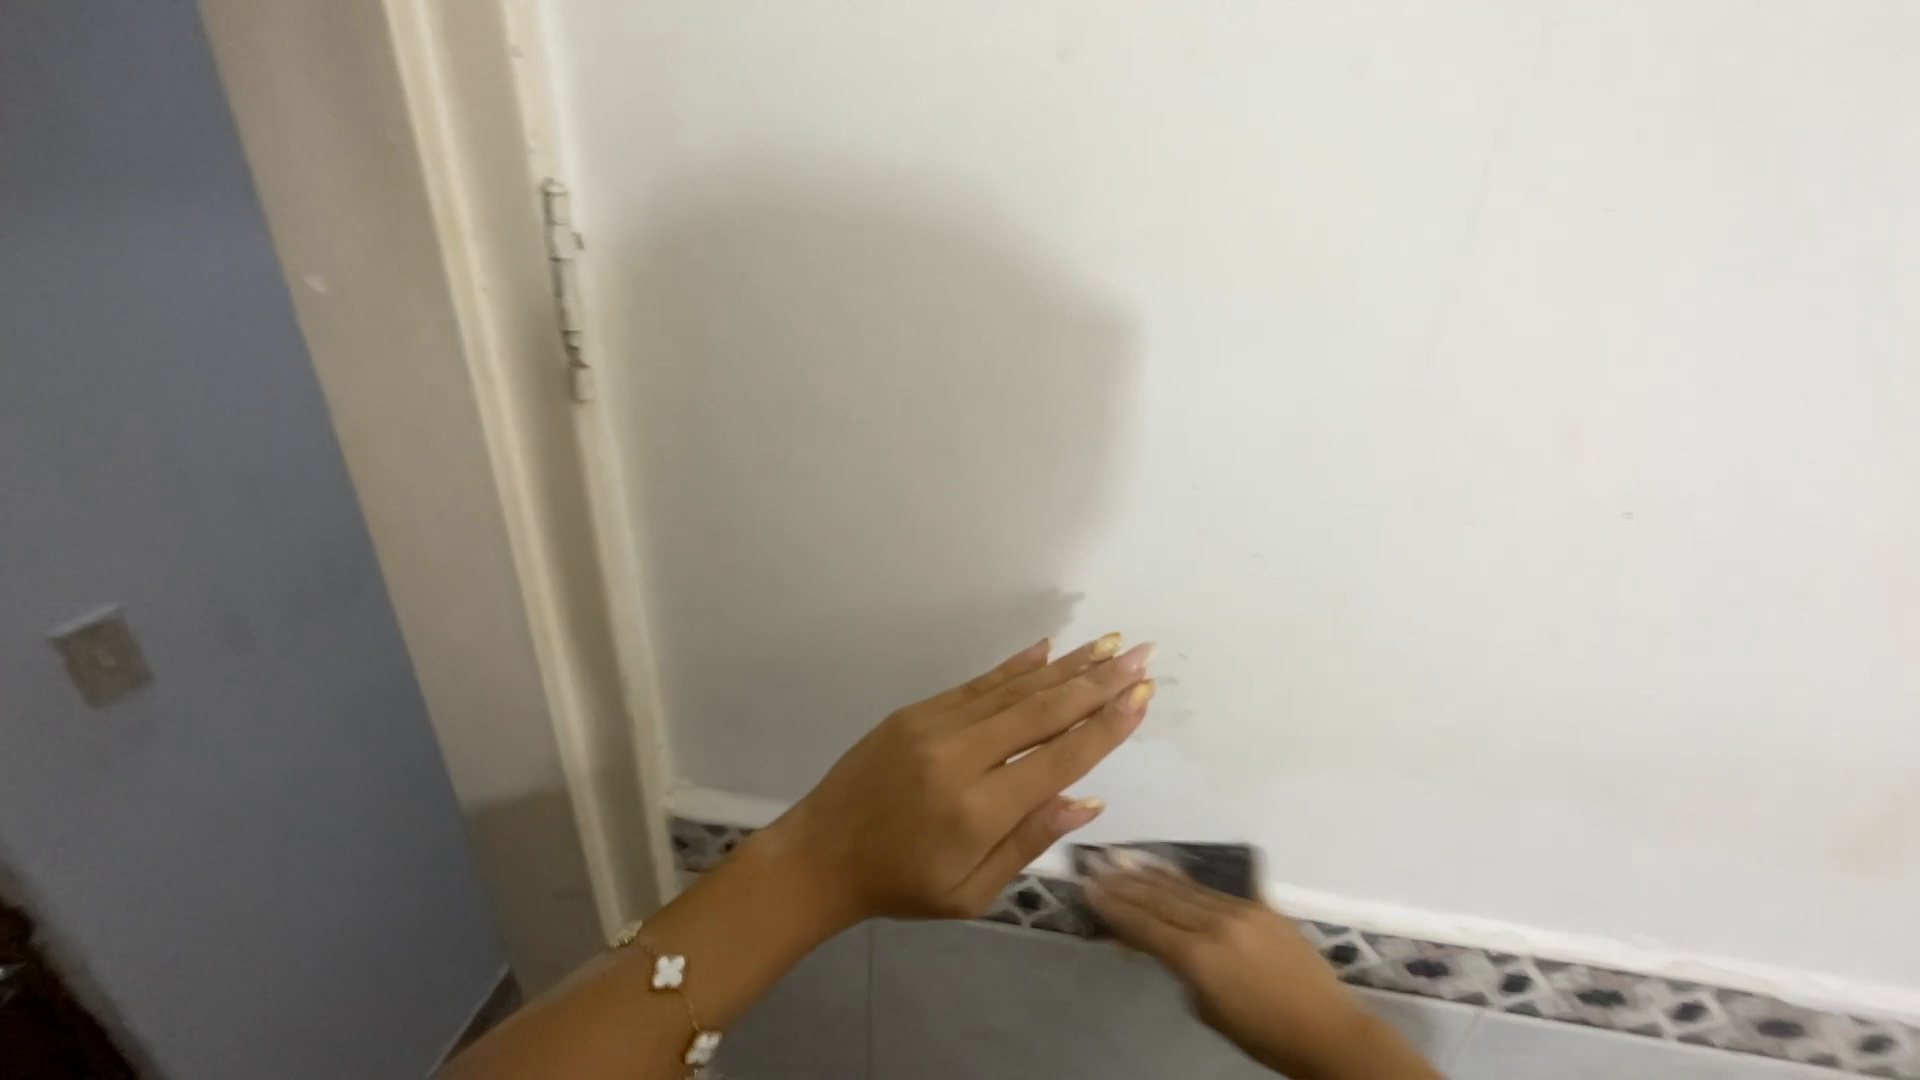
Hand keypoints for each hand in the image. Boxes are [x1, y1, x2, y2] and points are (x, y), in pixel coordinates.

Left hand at [765, 635, 1155, 922]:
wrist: (821, 854)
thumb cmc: (902, 885)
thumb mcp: (972, 892)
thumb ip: (1030, 841)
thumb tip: (1088, 798)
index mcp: (979, 811)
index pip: (1058, 759)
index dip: (1105, 726)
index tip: (1142, 696)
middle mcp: (961, 758)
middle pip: (1043, 712)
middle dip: (1099, 681)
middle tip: (1141, 653)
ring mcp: (934, 726)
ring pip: (1014, 690)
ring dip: (1067, 666)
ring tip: (1109, 644)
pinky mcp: (916, 712)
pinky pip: (977, 685)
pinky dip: (1016, 667)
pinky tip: (1048, 649)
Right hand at [1087, 866, 1437, 1079]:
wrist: (1329, 1030)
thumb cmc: (1264, 1035)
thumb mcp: (1209, 1008)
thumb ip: (1181, 969)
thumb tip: (1159, 942)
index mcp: (1199, 958)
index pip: (1145, 926)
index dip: (1114, 907)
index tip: (1087, 888)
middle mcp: (1215, 925)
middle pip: (1159, 899)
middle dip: (1123, 883)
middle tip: (1095, 866)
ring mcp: (1239, 910)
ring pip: (1183, 887)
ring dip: (1148, 874)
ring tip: (1120, 858)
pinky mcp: (1259, 905)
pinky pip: (1211, 887)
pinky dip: (1182, 878)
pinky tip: (1165, 868)